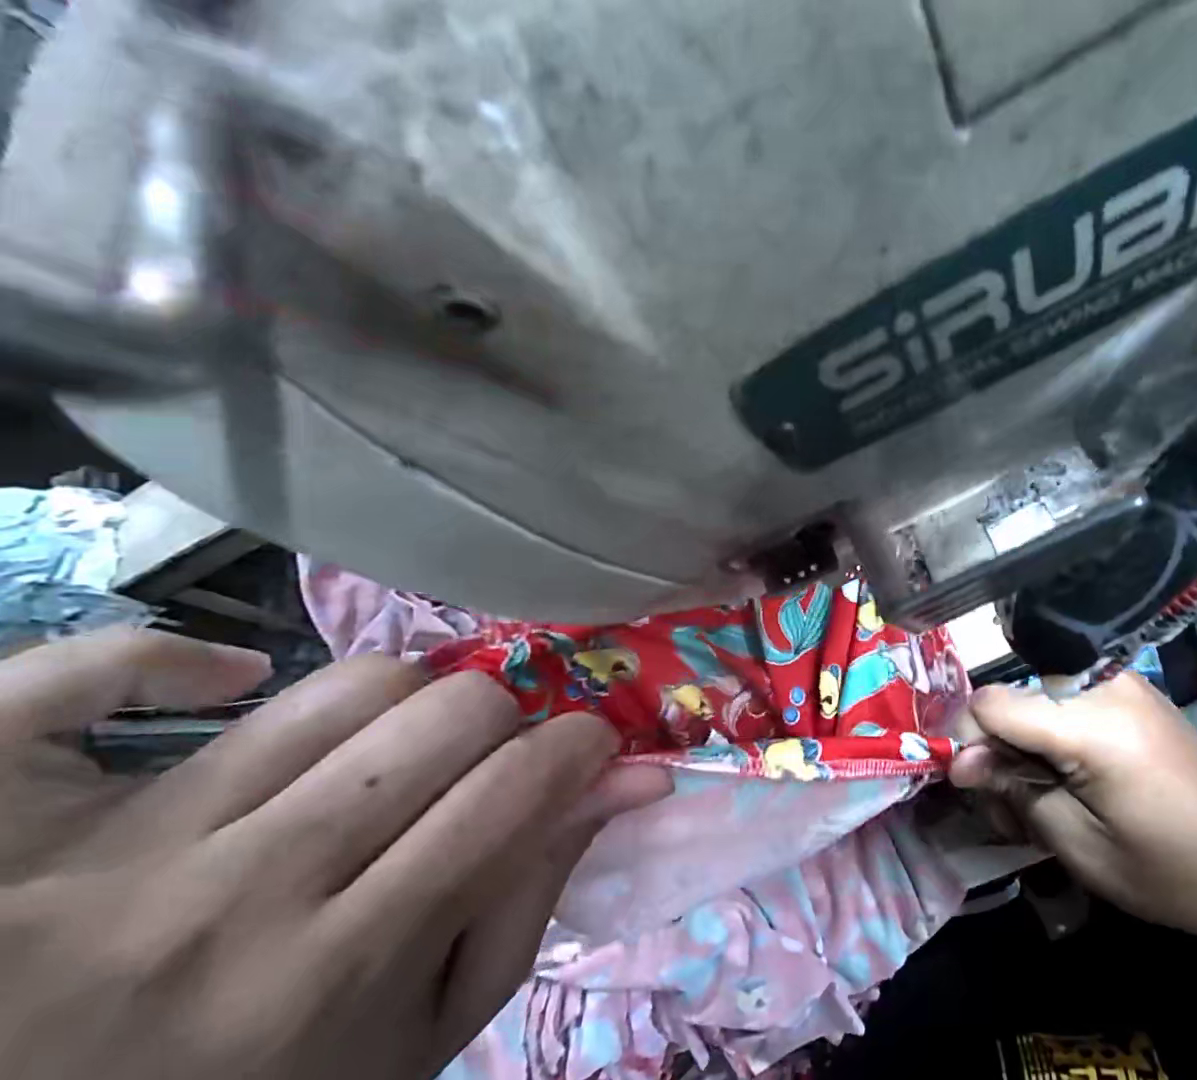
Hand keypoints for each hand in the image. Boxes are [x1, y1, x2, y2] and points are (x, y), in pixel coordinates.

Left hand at [0, 628, 670, 1079]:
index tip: (584, 742)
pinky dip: (159, 658)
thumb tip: (632, 776)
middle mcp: (231, 899)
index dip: (579, 742)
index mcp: (341, 969)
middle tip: (486, 751)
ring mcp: (98, 855)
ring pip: (334, 688)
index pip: (515, 789)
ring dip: (400, 696)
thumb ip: (534, 891)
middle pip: (445, 715)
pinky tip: (220, 678)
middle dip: (501, 716)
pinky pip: (72, 681)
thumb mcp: (430, 1027)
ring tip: (386, 739)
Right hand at [949, 673, 1196, 944]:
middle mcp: (1103, 683)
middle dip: (997, 753)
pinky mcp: (1132, 694)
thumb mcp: (1080, 845)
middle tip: (1012, 813)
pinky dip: (1054, 741)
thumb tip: (959, 761)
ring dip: (1024, 751)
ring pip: (1036, 703)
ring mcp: (1121, 683)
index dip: (966, 742)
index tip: (967, 786)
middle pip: (1013, 701)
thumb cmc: (1172, 871)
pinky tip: (1069, 786)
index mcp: (1092, 720)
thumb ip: (1015, 791)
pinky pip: (1068, 704)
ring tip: (1042, 809)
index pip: (992, 702)